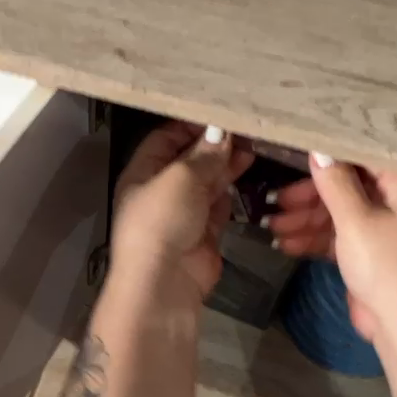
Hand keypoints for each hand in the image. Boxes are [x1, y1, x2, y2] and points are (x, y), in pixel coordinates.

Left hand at [112, 123, 252, 297]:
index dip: (192, 124)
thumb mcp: (181, 178)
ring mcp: (183, 213)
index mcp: (142, 173)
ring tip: (254, 147)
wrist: (165, 283)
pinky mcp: (204, 233)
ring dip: (227, 166)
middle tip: (247, 129)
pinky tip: (250, 173)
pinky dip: (233, 191)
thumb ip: (204, 154)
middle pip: (189, 159)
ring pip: (207, 181)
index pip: (166, 138)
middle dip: (215, 145)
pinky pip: (219, 205)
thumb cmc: (162, 222)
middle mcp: (161, 190)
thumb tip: (221, 130)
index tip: (223, 112)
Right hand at [264, 154, 396, 344]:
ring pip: (340, 216)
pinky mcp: (371, 256)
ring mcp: (385, 231)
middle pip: (349, 189)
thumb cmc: (387, 264)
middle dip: (310, 197)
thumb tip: (319, 149)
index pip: (368, 158)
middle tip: (276, 202)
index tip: (298, 154)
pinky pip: (340, 239)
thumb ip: (336, 183)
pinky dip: (315, 240)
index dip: (332, 156)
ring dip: (306, 220)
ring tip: (272, 227)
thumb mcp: (356, 220)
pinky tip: (286, 245)